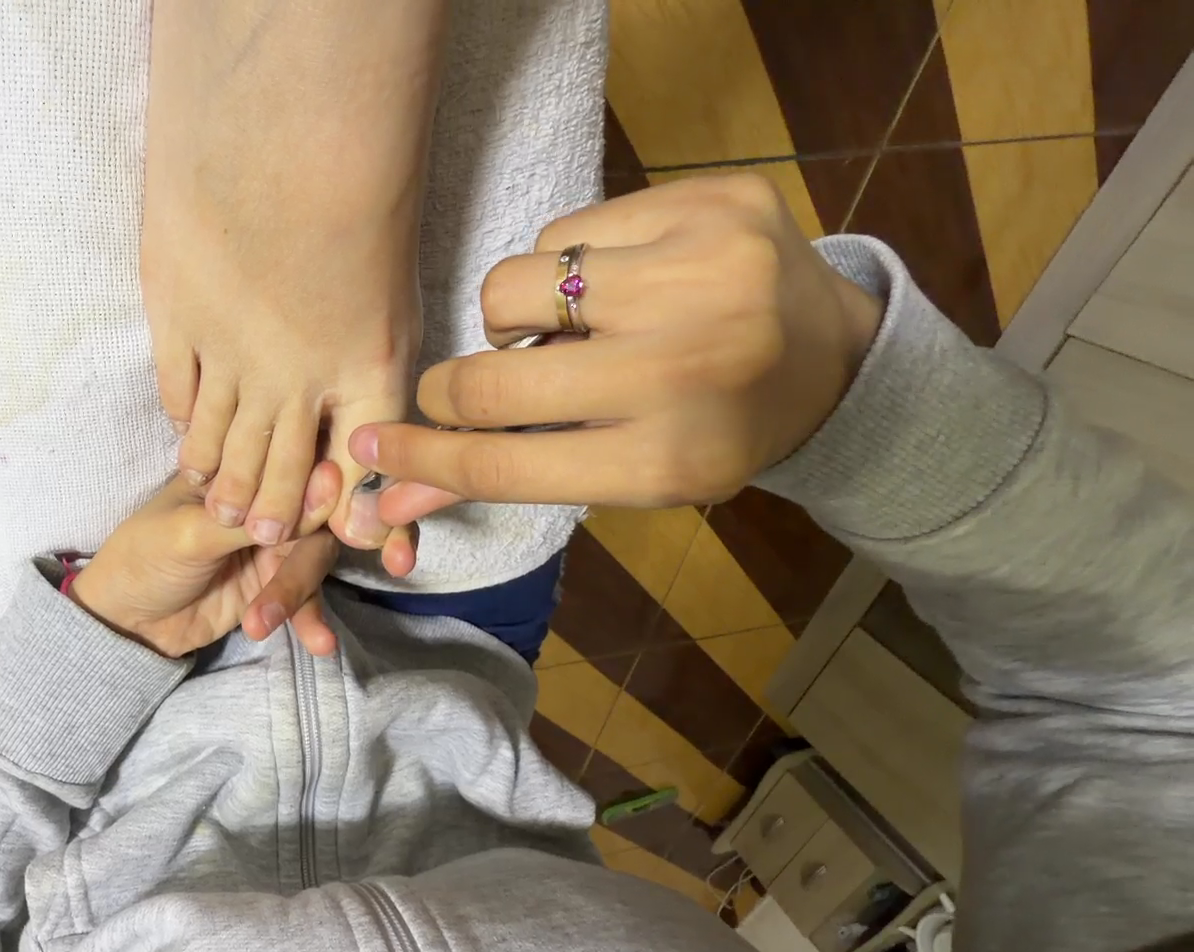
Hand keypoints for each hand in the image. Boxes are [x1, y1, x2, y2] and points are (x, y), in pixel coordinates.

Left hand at [69, 463, 345, 658]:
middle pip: (312, 519)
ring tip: (262, 623)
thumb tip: (322, 488)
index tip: (327, 510)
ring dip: (297, 596)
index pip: (291, 466)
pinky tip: (320, 643)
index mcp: (239, 470)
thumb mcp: (193, 533)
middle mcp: (264, 502)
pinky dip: (311, 620)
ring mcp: (272, 545)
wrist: (127, 622)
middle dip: (302, 558)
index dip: (316, 487)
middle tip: (290, 585)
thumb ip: (253, 517)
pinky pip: (305, 599)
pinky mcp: (275, 585)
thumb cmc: (145, 558)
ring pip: (310, 562)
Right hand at [141, 0, 445, 550]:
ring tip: (221, 505)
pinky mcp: (178, 314)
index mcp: (367, 363)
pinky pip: (181, 393)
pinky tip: (189, 440)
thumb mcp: (397, 279)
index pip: (360, 466)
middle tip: (262, 535)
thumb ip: (375, 354)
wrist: (292, 107)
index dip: (359, 517)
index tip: (359, 546)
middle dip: (276, 511)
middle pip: (281, 468)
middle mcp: (297, 375)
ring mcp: (230, 348)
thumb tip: (360, 407)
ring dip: (225, 481)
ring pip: (223, 441)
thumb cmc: (366, 180)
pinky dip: (188, 424)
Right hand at [345, 175, 884, 520]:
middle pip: (489, 380)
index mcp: (665, 458)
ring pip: (512, 286)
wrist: (831, 360)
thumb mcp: (612, 474)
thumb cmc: (703, 431)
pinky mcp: (714, 201)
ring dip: (516, 316)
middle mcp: (686, 368)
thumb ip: (501, 476)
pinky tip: (618, 281)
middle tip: (468, 386)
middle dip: (452, 387)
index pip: (498, 465)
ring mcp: (706, 274)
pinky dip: (566, 264)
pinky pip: (564, 231)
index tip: (371, 448)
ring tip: (569, 330)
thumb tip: (391, 498)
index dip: (420, 459)